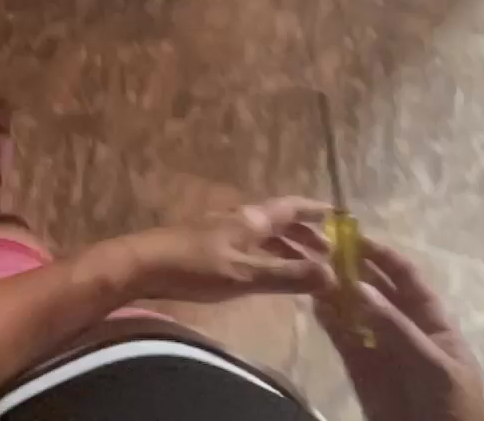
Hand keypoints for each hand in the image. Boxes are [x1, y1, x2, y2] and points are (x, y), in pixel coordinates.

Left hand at [104, 196, 334, 303]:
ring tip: (308, 265)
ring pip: (263, 233)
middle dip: (305, 232)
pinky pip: (249, 244)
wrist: (144, 263)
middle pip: (278, 220)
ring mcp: (221, 228)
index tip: (340, 213)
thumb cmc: (194, 267)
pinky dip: (268, 254)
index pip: (289, 208)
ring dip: (287, 245)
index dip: (314, 210)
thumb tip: (333, 274)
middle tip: (332, 251)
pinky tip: (268, 271)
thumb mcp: (244, 275)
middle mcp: (237, 217)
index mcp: (249, 219)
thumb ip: (286, 275)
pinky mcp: (208, 244)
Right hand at [296, 230, 483, 420]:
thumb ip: (395, 326)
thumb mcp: (434, 367)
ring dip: (334, 289)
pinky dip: (327, 318)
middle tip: (320, 248)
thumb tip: (355, 283)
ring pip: (354, 308)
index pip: (406, 277)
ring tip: (311, 271)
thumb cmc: (452, 411)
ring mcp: (380, 346)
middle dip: (351, 267)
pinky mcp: (359, 365)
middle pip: (375, 287)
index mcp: (432, 322)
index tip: (352, 236)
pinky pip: (341, 334)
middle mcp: (403, 326)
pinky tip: (314, 303)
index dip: (382, 255)